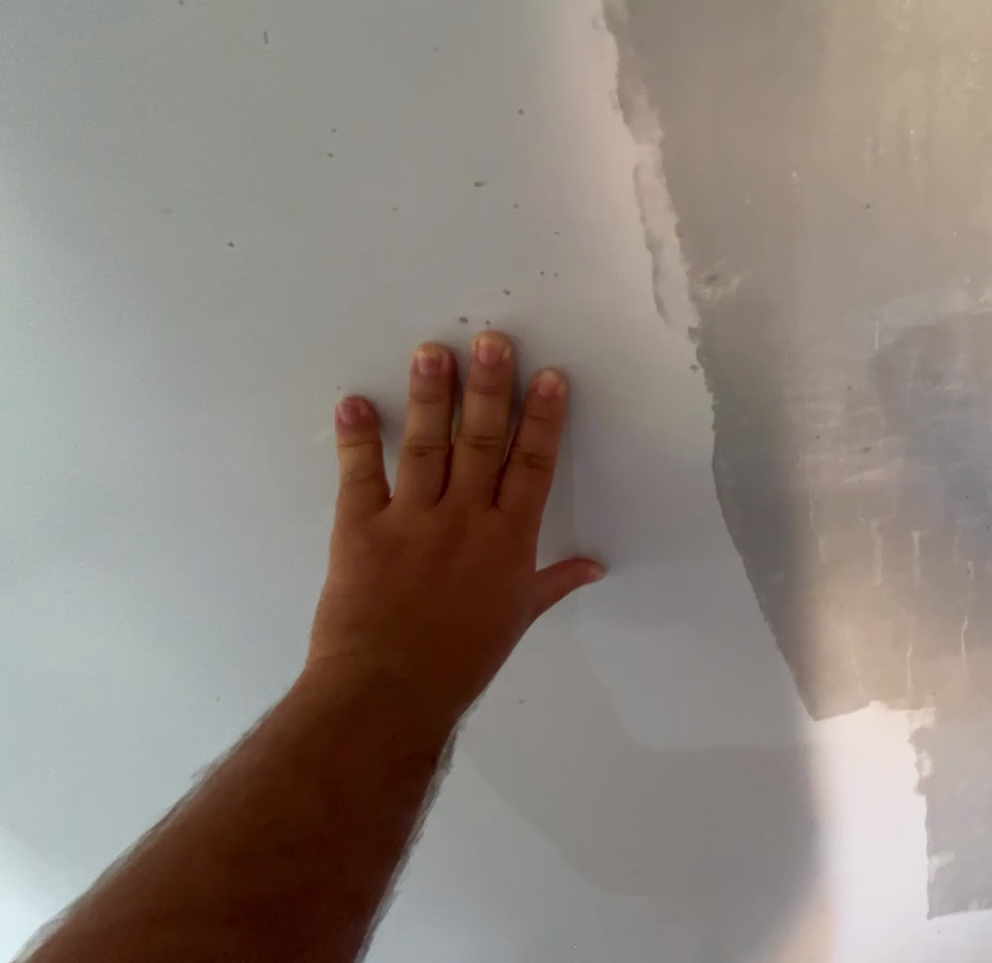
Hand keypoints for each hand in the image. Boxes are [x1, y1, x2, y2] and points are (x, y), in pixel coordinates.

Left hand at [307, 333, 604, 724]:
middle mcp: (466, 518)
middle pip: (483, 442)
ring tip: (431, 351)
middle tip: (491, 341)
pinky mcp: (360, 531)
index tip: (550, 376)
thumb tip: (596, 567)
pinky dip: (356, 439)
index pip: (535, 464)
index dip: (544, 417)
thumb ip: (557, 580)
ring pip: (426, 447)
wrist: (388, 691)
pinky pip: (359, 478)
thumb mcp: (521, 614)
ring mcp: (412, 521)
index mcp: (510, 537)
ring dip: (430, 397)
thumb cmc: (465, 654)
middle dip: (490, 389)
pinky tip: (355, 403)